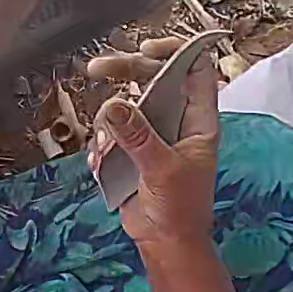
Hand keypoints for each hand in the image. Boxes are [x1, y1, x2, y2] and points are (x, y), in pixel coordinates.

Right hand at [87, 37, 220, 251]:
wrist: (165, 243)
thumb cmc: (180, 209)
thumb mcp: (162, 169)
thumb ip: (138, 137)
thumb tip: (113, 105)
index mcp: (197, 120)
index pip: (195, 70)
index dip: (176, 51)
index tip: (146, 48)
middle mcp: (174, 121)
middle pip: (151, 78)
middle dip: (124, 72)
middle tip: (96, 69)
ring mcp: (151, 134)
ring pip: (124, 106)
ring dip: (107, 121)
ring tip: (105, 150)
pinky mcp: (130, 150)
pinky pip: (110, 132)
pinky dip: (101, 143)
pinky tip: (100, 163)